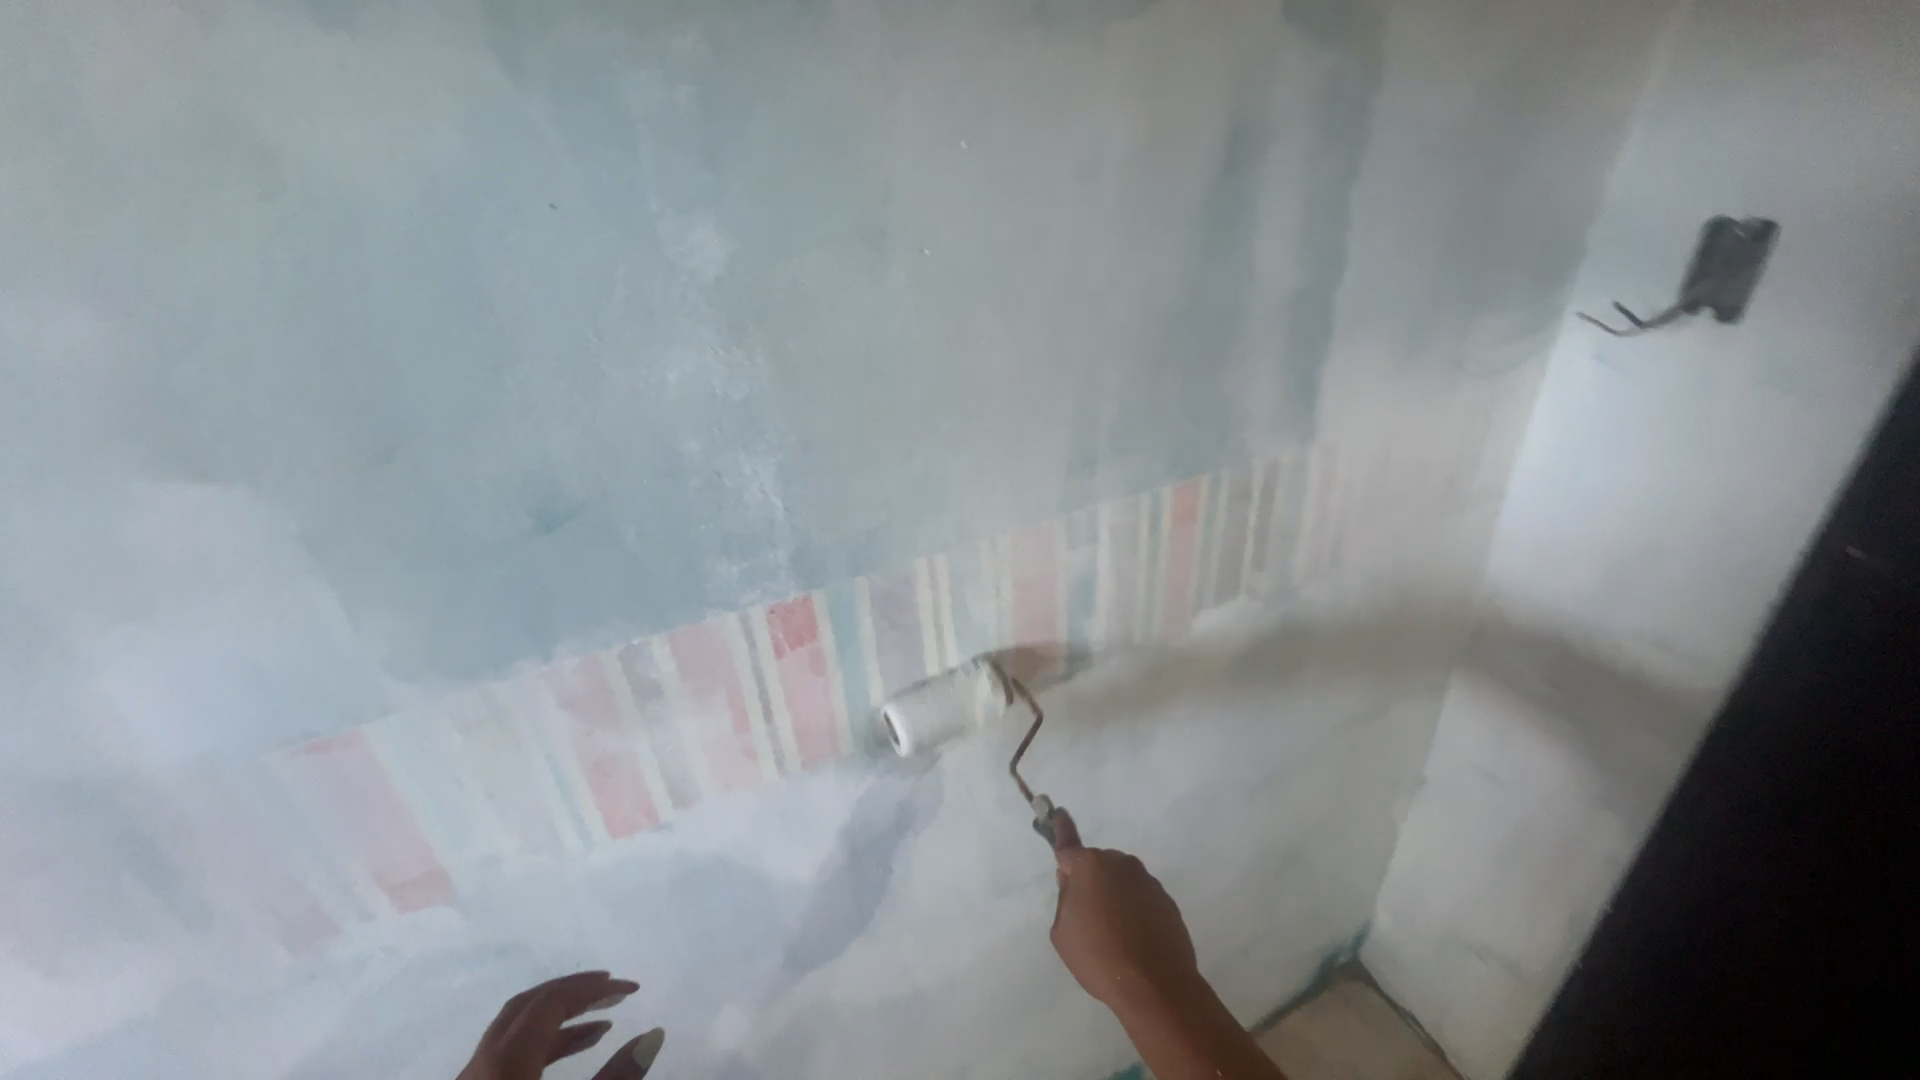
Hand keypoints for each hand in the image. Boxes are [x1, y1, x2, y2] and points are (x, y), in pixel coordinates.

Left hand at [457, 971, 665, 1079]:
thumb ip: (616, 1078)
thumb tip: (653, 1035)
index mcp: (506, 1062)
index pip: (553, 1002)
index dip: (594, 989)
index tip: (633, 989)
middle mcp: (481, 1065)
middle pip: (528, 1005)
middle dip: (573, 991)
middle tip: (613, 988)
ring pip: (514, 1030)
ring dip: (558, 1017)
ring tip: (604, 1021)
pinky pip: (507, 1054)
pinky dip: (542, 1044)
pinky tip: (574, 1051)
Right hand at [1048, 812, 1201, 1008]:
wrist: (1155, 985)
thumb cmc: (1099, 956)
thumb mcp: (1062, 932)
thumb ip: (1064, 899)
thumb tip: (1075, 884)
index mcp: (1089, 866)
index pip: (1067, 842)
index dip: (1060, 828)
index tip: (1058, 812)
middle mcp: (1119, 863)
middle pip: (1096, 866)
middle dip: (1089, 883)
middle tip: (1087, 920)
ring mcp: (1146, 880)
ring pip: (1120, 882)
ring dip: (1114, 897)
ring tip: (1114, 937)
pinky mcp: (1166, 900)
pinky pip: (1141, 898)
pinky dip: (1135, 912)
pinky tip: (1135, 941)